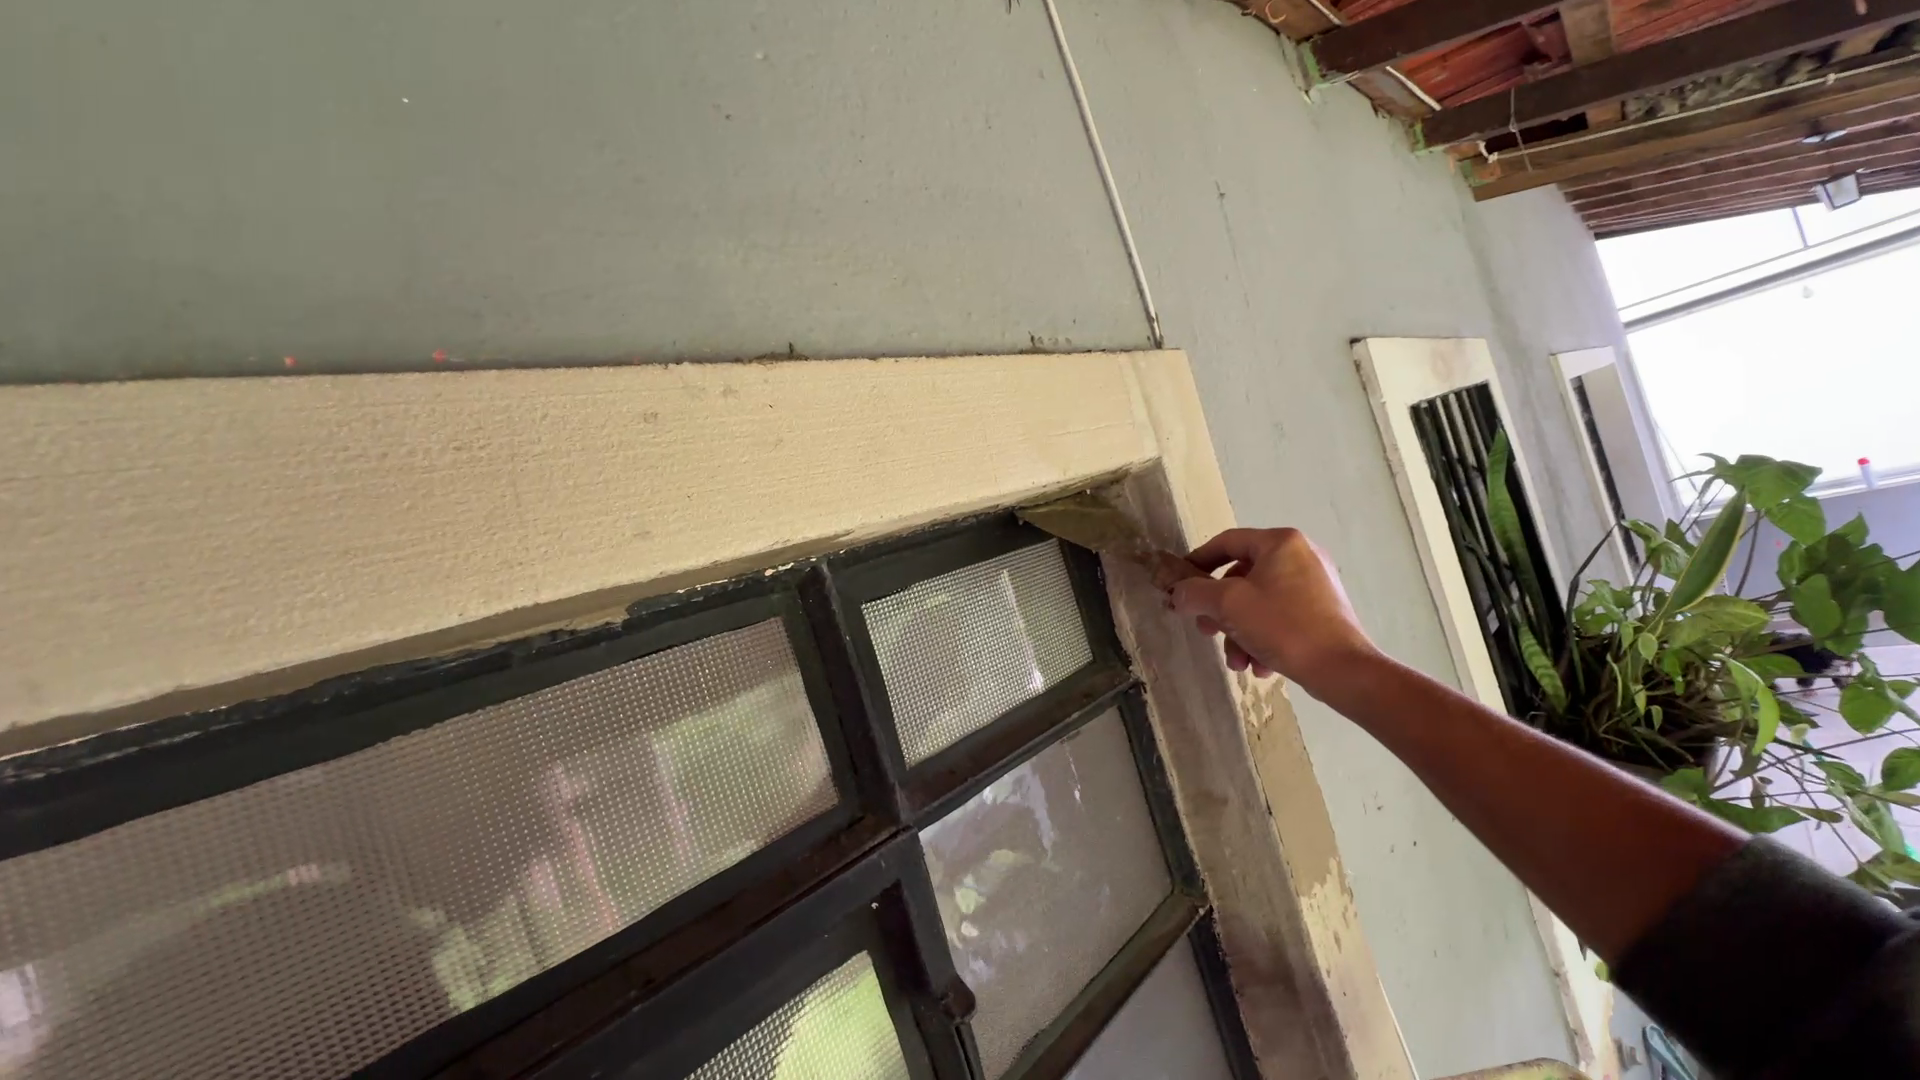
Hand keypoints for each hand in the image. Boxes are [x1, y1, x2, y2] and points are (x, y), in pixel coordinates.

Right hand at [1168, 527, 1378, 693]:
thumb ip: (1194, 593)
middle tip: (1207, 632)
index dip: (1197, 562)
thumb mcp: (1228, 605)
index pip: (1226, 542)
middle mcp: (1301, 555)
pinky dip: (1263, 639)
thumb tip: (1178, 594)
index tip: (1178, 584)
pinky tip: (1260, 666)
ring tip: (1239, 662)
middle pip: (1241, 577)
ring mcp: (1315, 584)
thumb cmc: (1283, 626)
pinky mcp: (1323, 611)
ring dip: (1239, 633)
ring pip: (1258, 603)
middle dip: (1220, 611)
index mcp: (1280, 543)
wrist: (1343, 669)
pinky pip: (1280, 617)